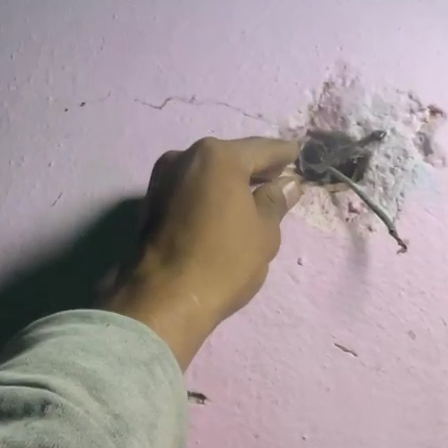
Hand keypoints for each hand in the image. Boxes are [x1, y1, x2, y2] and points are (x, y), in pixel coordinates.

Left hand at [104, 137, 304, 368]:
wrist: (164, 298)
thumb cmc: (223, 261)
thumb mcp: (264, 232)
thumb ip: (275, 201)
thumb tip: (286, 185)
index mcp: (217, 157)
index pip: (260, 149)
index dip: (282, 154)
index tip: (297, 155)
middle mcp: (185, 157)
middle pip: (229, 157)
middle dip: (253, 167)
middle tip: (278, 178)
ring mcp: (163, 177)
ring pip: (206, 172)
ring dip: (228, 181)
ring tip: (252, 196)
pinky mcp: (150, 200)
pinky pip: (189, 188)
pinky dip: (207, 193)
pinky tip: (222, 208)